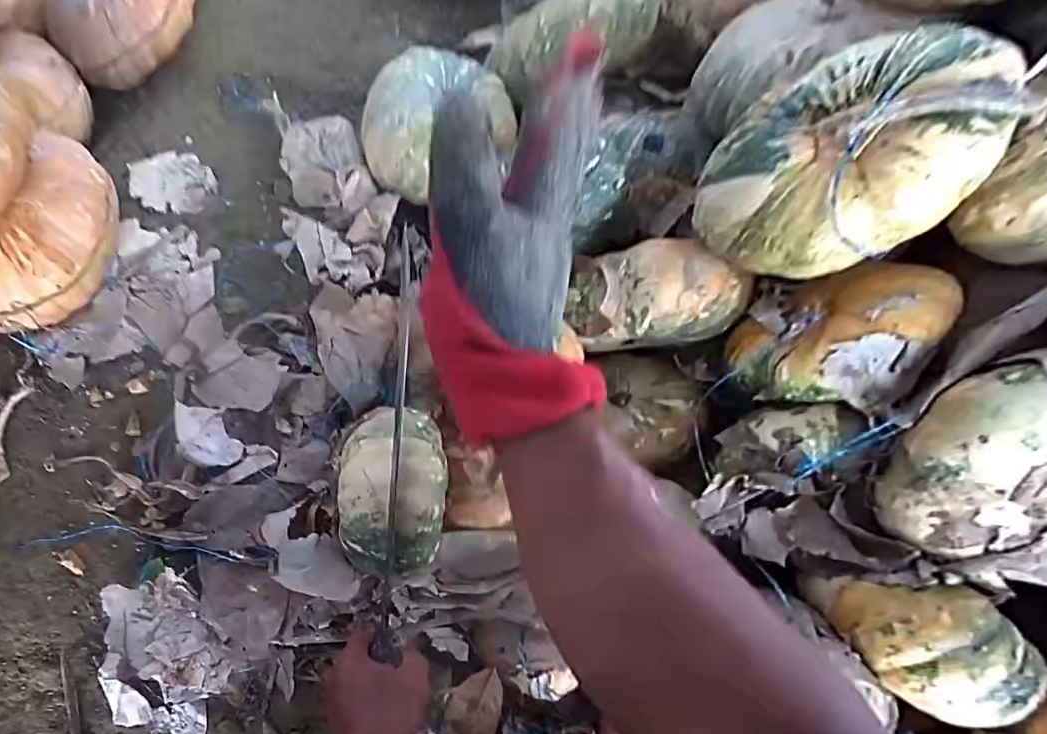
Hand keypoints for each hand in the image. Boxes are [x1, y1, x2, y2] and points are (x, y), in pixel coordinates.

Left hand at [324, 626, 430, 733]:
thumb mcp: (415, 680)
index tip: (400, 649)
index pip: (364, 634)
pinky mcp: (334, 719)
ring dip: (375, 687)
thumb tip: (409, 653)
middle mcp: (333, 674)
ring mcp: (330, 698)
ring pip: (357, 682)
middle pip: (360, 659)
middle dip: (381, 665)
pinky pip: (354, 702)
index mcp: (349, 659)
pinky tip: (384, 720)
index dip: (384, 637)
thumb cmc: (390, 716)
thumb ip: (414, 657)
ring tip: (397, 702)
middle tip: (403, 678)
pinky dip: (368, 706)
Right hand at [429, 32, 601, 351]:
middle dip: (572, 113)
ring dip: (561, 147)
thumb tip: (461, 104)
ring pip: (555, 187)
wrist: (503, 373)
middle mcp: (545, 222)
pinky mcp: (522, 277)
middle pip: (565, 158)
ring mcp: (535, 251)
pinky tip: (530, 195)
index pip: (554, 137)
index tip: (578, 48)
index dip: (560, 92)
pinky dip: (542, 187)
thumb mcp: (469, 230)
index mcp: (538, 206)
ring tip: (569, 117)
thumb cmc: (488, 306)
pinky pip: (538, 214)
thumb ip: (464, 169)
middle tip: (586, 71)